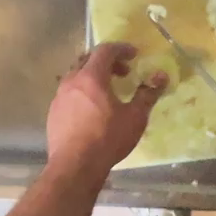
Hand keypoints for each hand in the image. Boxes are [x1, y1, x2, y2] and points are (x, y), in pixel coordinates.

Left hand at [45, 42, 166, 186]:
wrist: (75, 166)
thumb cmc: (107, 139)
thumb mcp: (135, 117)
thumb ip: (148, 94)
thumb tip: (161, 76)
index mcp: (91, 77)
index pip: (105, 50)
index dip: (121, 49)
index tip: (134, 55)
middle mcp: (71, 81)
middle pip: (87, 59)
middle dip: (106, 62)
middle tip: (122, 73)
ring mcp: (59, 97)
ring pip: (75, 76)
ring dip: (93, 77)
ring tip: (107, 92)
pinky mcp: (53, 113)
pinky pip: (69, 93)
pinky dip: (82, 93)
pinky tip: (91, 111)